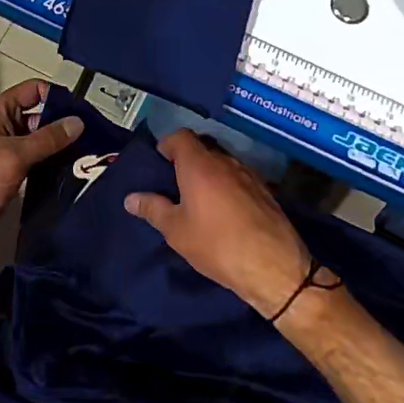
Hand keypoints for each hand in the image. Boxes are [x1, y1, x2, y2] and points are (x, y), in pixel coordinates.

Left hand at [0, 79, 84, 250]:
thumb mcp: (17, 155)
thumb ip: (49, 138)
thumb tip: (78, 122)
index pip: (32, 90)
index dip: (55, 95)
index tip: (80, 110)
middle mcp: (2, 125)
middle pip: (38, 113)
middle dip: (62, 121)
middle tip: (90, 132)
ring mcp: (6, 148)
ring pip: (38, 137)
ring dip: (58, 142)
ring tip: (87, 149)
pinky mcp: (11, 168)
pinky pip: (35, 156)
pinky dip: (51, 158)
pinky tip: (71, 165)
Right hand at [124, 129, 312, 318]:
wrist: (273, 265)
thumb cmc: (216, 244)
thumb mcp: (176, 230)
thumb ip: (152, 208)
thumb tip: (131, 198)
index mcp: (199, 164)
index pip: (180, 136)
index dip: (167, 146)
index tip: (159, 166)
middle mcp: (225, 160)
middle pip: (202, 147)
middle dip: (187, 161)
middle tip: (175, 186)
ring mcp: (249, 173)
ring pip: (222, 163)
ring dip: (209, 174)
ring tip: (198, 200)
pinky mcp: (265, 190)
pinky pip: (238, 178)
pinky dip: (227, 186)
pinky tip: (224, 211)